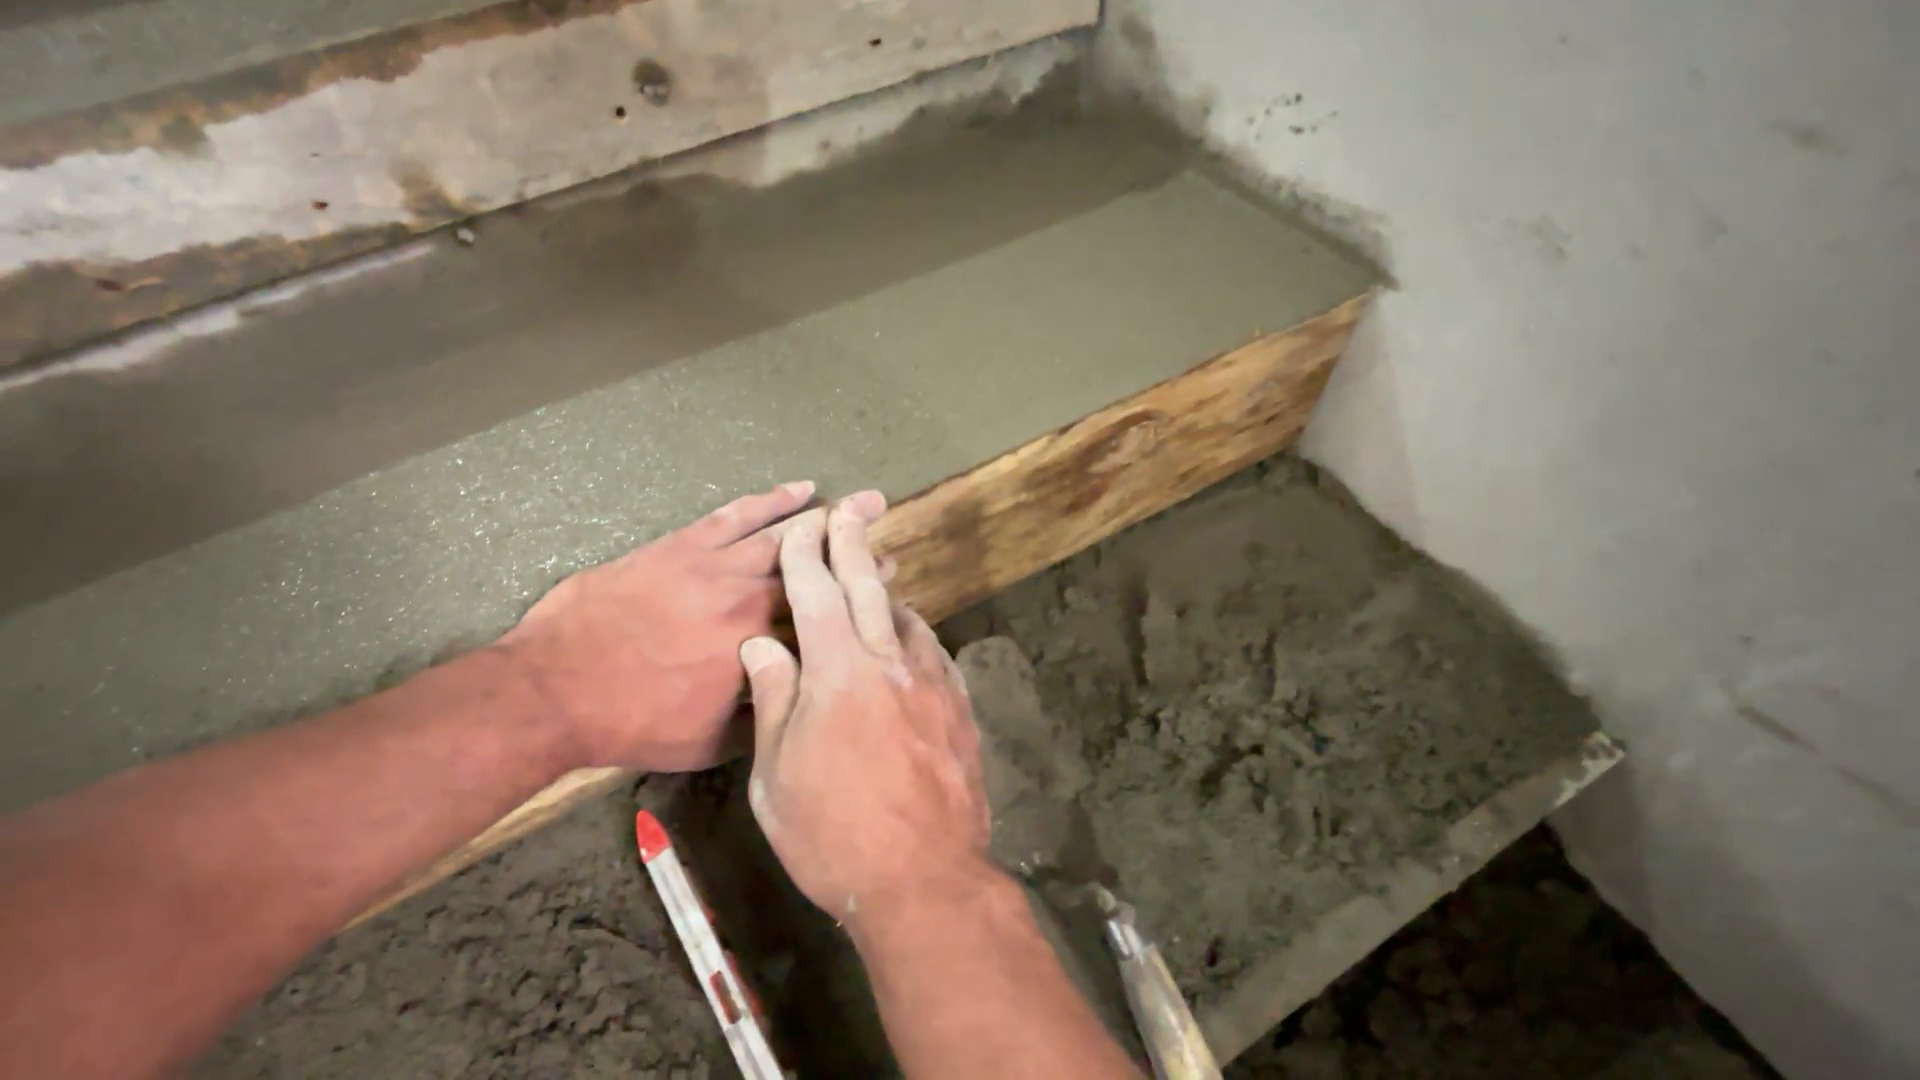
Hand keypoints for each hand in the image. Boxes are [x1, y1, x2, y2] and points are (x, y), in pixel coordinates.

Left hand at [499, 481, 885, 771]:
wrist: (555, 688)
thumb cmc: (633, 723)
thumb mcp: (710, 742)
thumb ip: (764, 714)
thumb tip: (802, 695)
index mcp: (760, 648)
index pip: (825, 617)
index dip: (860, 600)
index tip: (890, 586)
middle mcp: (748, 599)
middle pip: (815, 569)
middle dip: (855, 554)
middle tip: (884, 543)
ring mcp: (715, 565)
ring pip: (784, 534)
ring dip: (828, 518)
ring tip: (863, 502)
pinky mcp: (681, 545)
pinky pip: (735, 514)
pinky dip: (771, 500)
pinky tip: (799, 489)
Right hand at [741, 499, 992, 925]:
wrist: (923, 877)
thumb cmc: (831, 834)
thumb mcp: (776, 775)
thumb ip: (774, 700)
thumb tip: (764, 645)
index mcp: (837, 672)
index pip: (815, 593)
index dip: (805, 553)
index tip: (801, 523)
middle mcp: (889, 662)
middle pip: (868, 587)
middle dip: (853, 543)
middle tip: (846, 510)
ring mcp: (931, 683)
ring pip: (906, 616)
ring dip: (885, 588)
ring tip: (873, 572)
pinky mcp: (958, 707)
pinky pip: (932, 650)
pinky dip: (912, 631)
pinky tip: (907, 635)